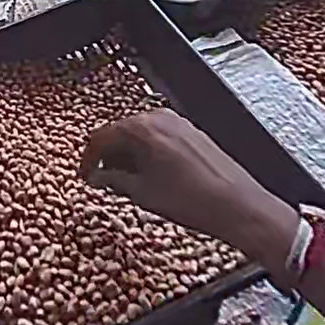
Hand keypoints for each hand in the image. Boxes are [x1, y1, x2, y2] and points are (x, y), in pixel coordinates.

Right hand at [79, 110, 298, 256]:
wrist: (239, 207)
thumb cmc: (194, 200)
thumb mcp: (143, 193)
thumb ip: (113, 181)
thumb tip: (97, 177)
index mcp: (142, 128)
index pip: (101, 137)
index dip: (88, 158)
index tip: (85, 175)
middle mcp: (158, 118)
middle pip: (119, 132)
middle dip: (108, 155)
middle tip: (102, 180)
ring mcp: (177, 123)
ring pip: (139, 134)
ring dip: (127, 154)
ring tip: (126, 181)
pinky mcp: (191, 132)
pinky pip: (158, 136)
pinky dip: (147, 152)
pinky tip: (149, 175)